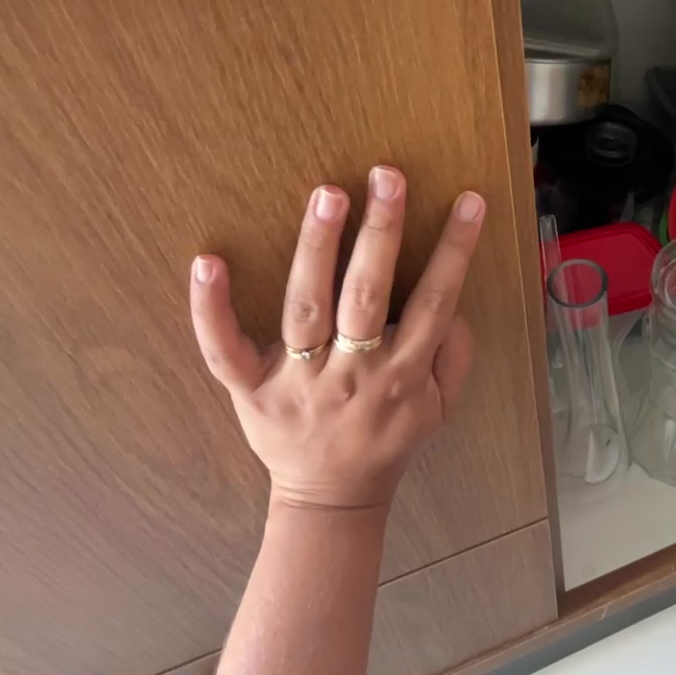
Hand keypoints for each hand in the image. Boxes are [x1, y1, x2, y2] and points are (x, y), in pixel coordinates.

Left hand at [188, 167, 484, 510]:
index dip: (454, 251)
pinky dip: (211, 310)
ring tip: (328, 195)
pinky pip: (223, 349)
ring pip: (305, 309)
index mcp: (404, 375)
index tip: (468, 202)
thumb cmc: (392, 440)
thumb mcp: (444, 407)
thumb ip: (454, 355)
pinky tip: (207, 262)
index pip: (435, 302)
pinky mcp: (249, 389)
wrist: (332, 496)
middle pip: (367, 297)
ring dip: (316, 249)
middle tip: (386, 178)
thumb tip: (451, 306)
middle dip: (380, 234)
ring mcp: (297, 380)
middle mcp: (352, 373)